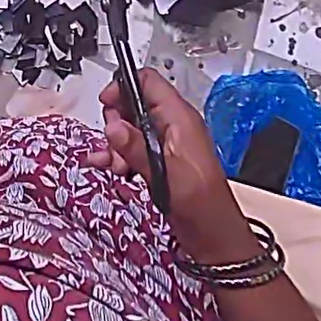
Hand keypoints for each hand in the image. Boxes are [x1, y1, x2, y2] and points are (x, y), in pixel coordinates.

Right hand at [85, 69, 262, 263]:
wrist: (215, 239)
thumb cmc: (202, 206)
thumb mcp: (166, 175)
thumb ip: (137, 148)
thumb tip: (113, 126)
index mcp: (179, 119)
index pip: (148, 81)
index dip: (123, 87)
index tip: (106, 104)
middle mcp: (171, 125)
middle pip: (132, 103)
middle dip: (115, 121)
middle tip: (113, 143)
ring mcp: (164, 142)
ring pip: (127, 127)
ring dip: (114, 144)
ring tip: (114, 164)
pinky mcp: (158, 159)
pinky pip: (130, 147)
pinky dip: (117, 156)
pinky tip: (111, 168)